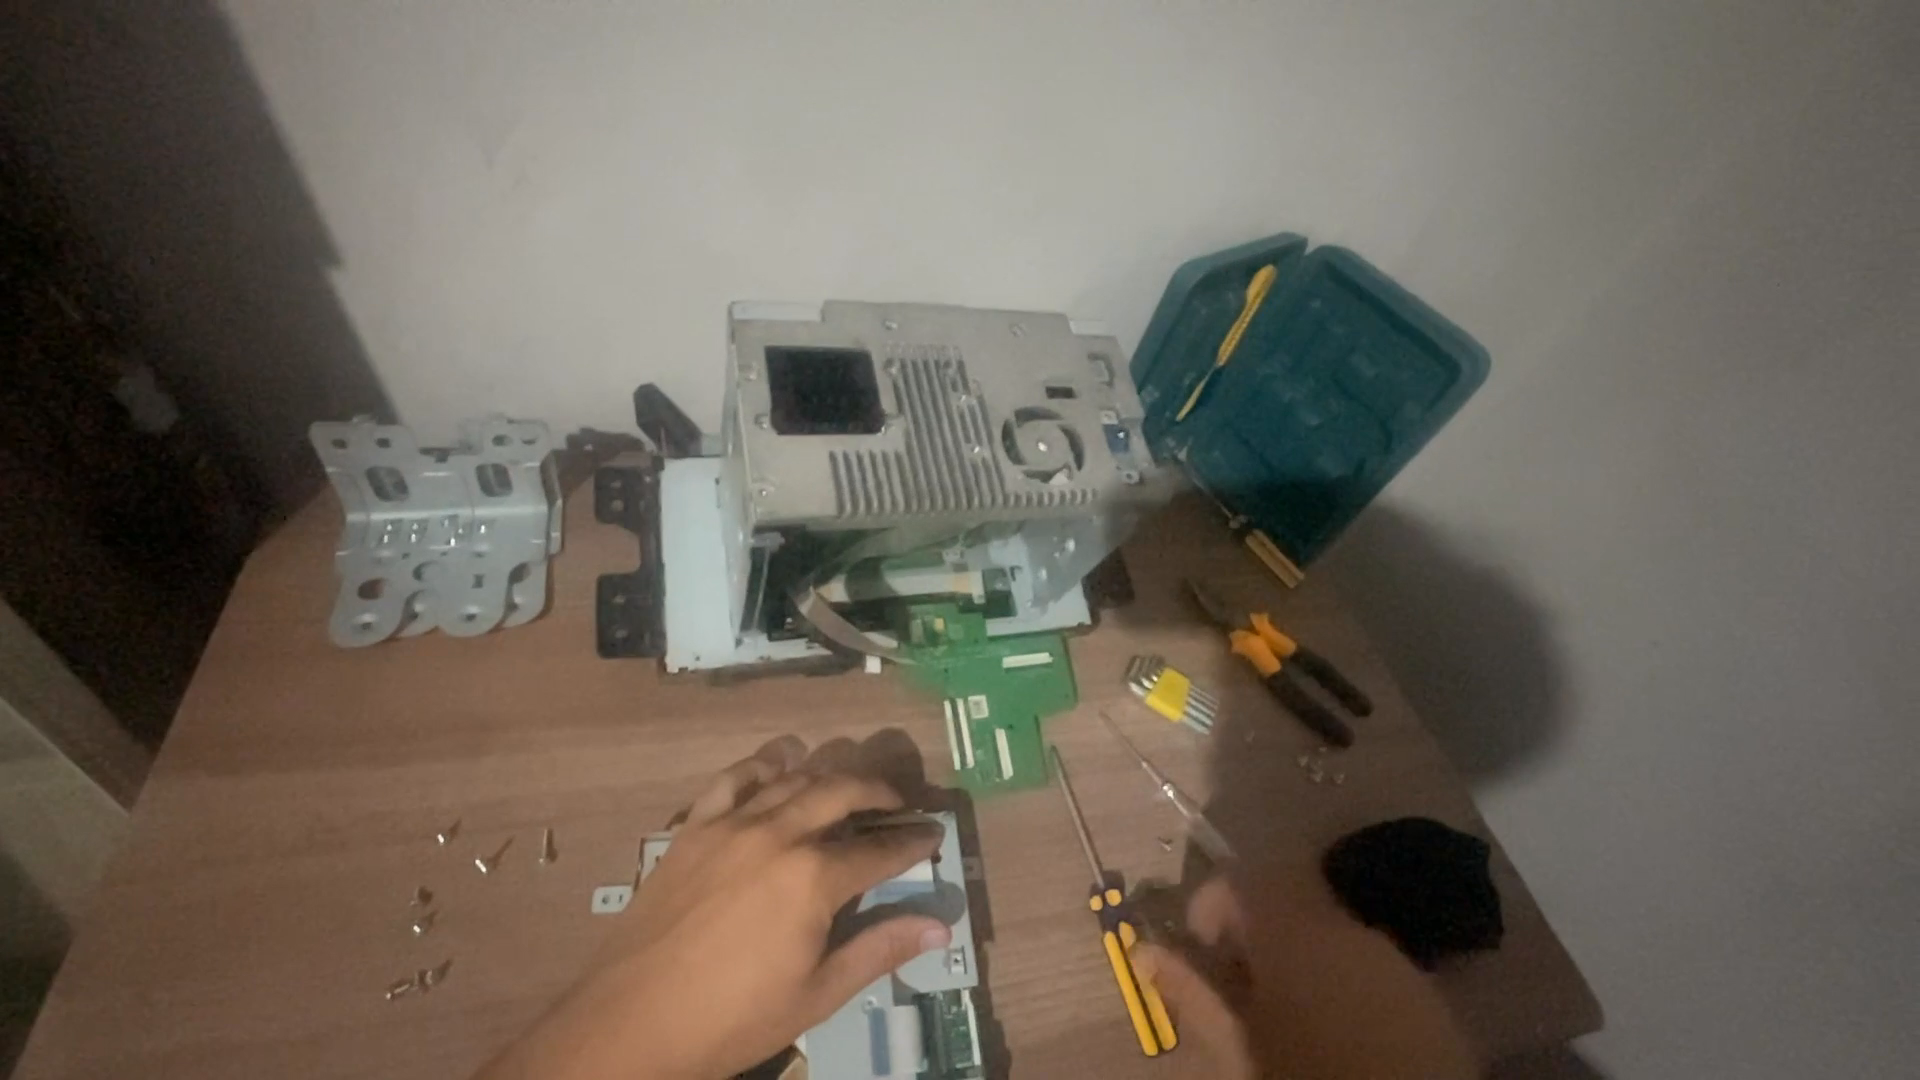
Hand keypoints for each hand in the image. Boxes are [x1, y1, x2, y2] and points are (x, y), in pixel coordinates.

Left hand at [476, 736, 950, 1079]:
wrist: (628, 1025)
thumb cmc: (730, 1020)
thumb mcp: (816, 995)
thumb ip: (879, 950)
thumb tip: (940, 928)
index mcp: (813, 879)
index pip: (879, 851)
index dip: (912, 841)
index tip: (933, 834)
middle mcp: (778, 834)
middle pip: (841, 791)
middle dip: (878, 791)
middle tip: (898, 803)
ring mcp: (732, 823)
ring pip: (794, 778)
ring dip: (830, 774)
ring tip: (849, 783)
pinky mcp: (694, 826)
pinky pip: (735, 778)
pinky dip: (764, 764)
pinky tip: (781, 762)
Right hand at [1135, 871, 1476, 1079]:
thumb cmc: (1308, 1078)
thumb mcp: (1238, 1052)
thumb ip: (1192, 994)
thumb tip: (1144, 951)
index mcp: (1293, 935)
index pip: (1242, 878)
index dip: (1213, 900)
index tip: (1199, 943)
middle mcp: (1345, 930)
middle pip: (1287, 900)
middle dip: (1253, 929)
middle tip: (1235, 982)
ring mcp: (1392, 960)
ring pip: (1328, 930)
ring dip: (1295, 953)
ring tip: (1281, 1012)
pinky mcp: (1426, 995)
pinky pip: (1365, 962)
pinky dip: (1337, 976)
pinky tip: (1332, 1028)